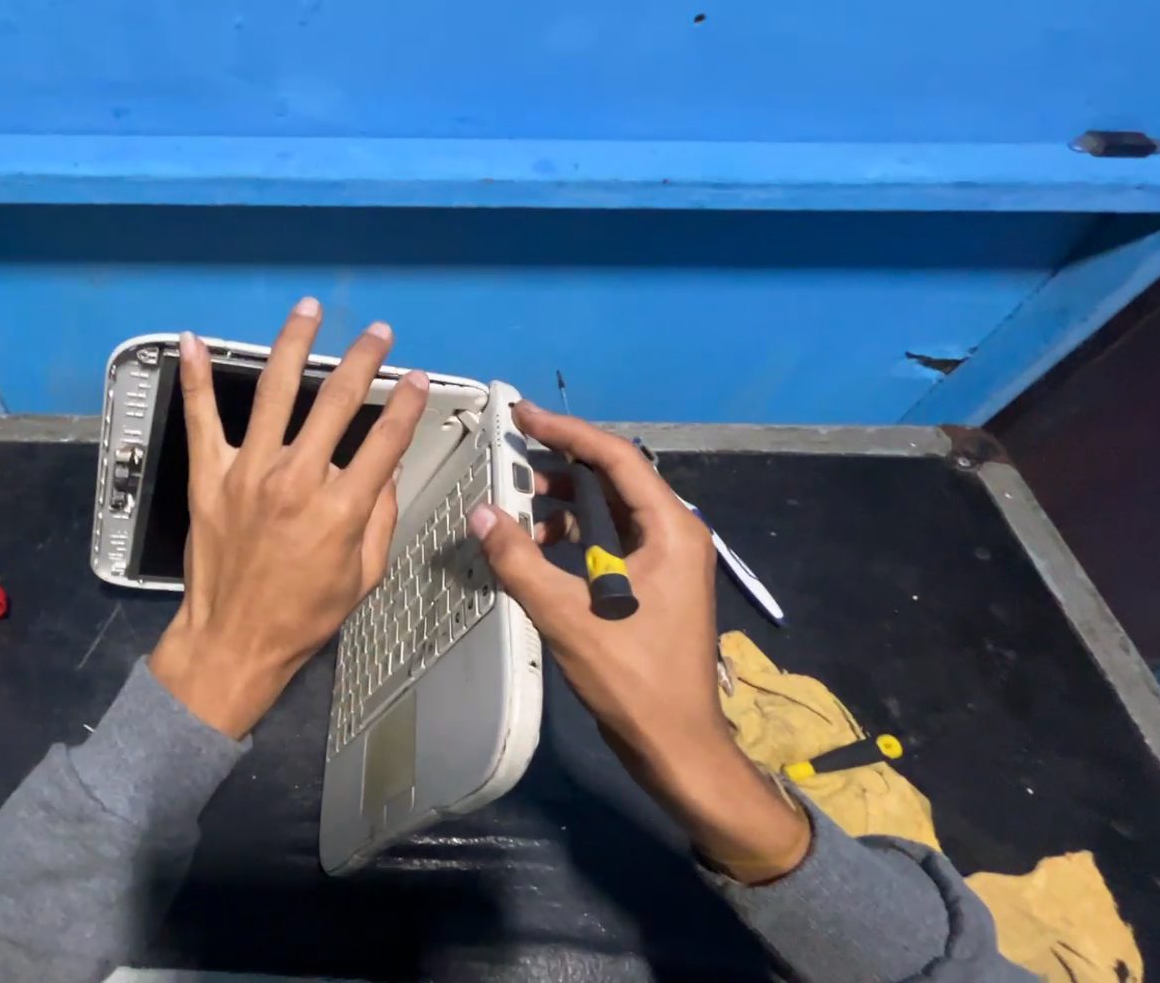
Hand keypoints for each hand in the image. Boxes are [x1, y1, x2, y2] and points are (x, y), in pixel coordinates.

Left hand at [149, 298, 428, 738]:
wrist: (234, 641)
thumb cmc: (304, 614)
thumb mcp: (364, 574)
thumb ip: (379, 517)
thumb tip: (384, 470)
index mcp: (341, 507)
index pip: (385, 439)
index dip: (407, 402)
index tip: (417, 377)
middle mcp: (298, 479)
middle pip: (337, 402)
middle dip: (364, 360)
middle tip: (378, 333)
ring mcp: (249, 472)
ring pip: (275, 393)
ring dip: (295, 346)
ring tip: (309, 310)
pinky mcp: (209, 476)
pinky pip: (201, 420)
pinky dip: (195, 380)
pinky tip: (193, 342)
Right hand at [467, 402, 810, 881]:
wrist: (678, 744)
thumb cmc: (633, 679)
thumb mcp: (568, 617)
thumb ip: (520, 562)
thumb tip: (481, 513)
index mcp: (669, 529)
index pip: (616, 458)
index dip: (566, 432)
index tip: (522, 415)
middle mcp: (674, 532)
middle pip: (615, 474)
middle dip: (561, 457)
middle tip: (512, 444)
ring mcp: (666, 556)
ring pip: (611, 504)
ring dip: (564, 495)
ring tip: (517, 494)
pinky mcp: (653, 579)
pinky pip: (610, 534)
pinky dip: (573, 529)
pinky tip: (537, 541)